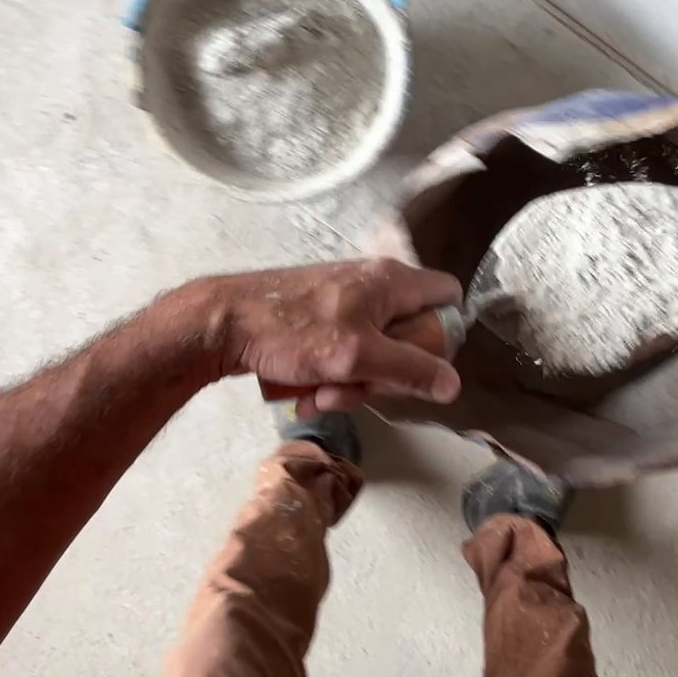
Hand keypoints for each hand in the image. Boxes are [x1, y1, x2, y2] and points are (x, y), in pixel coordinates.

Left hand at [188, 258, 463, 416]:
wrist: (223, 322)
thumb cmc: (293, 332)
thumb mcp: (358, 357)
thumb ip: (410, 370)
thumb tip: (455, 384)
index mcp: (392, 281)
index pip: (448, 294)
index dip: (448, 330)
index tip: (426, 363)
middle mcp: (375, 284)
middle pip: (412, 334)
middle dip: (387, 373)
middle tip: (360, 388)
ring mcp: (347, 301)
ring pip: (376, 351)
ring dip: (354, 383)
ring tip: (321, 395)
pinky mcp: (323, 318)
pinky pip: (347, 352)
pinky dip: (332, 376)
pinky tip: (308, 394)